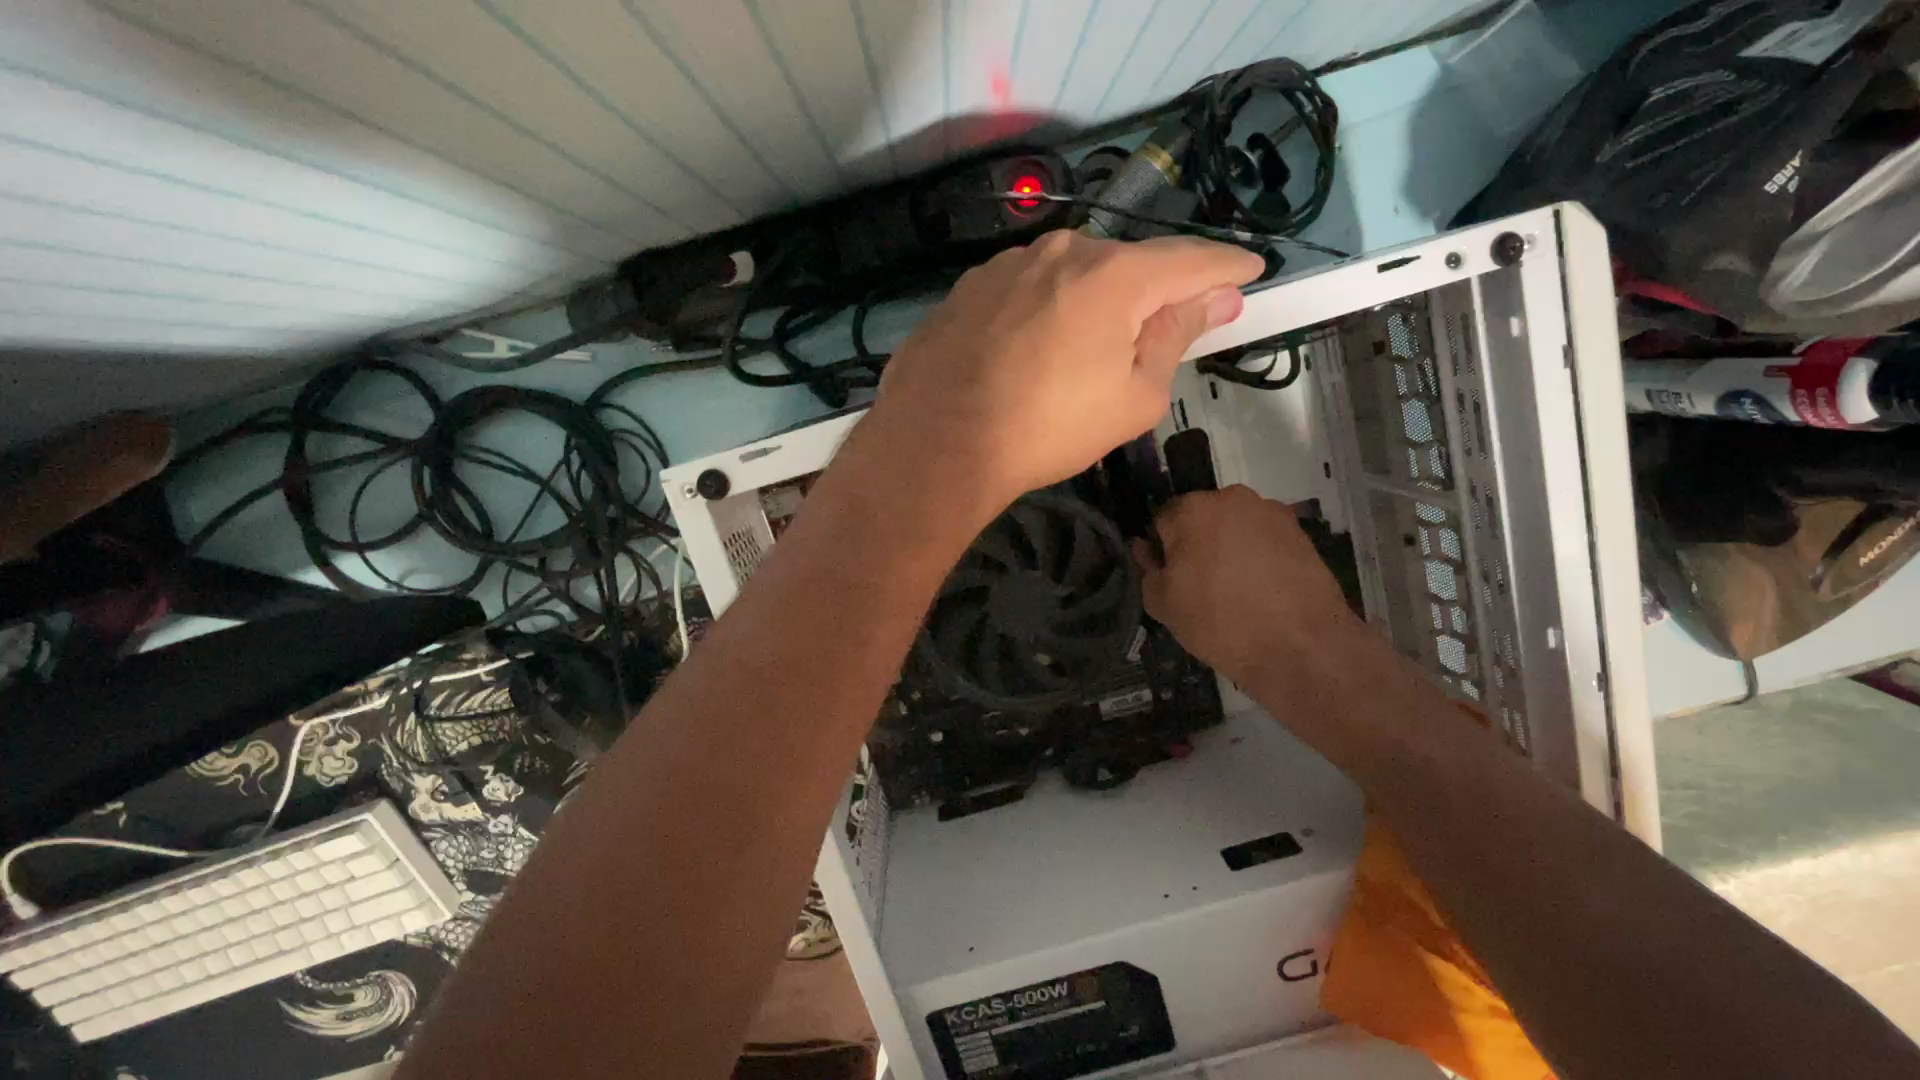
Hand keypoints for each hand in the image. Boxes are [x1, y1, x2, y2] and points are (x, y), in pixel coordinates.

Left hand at [861, 232, 1261, 513]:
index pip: (1190, 259)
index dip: (1226, 268)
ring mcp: (1007, 265)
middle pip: (1128, 265)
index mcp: (1114, 274)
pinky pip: (1028, 291)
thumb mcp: (1133, 397)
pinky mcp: (969, 288)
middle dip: (1156, 292)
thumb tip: (1215, 298)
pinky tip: (1037, 350)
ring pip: (1073, 275)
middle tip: (1173, 324)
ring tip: (1094, 348)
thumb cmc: (1047, 429)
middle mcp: (1061, 251)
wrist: (935, 443)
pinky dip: (1048, 311)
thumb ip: (1176, 336)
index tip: (1250, 272)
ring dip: (1095, 301)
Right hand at [1134, 486, 1362, 686]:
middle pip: (1202, 519)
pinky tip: (1264, 591)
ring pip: (1236, 527)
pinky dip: (1260, 557)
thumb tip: (1145, 548)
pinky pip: (1265, 539)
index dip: (1163, 551)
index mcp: (1192, 509)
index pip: (1162, 520)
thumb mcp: (1164, 605)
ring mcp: (1271, 513)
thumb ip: (1147, 570)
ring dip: (1230, 549)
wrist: (1300, 645)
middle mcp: (1232, 499)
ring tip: (1238, 591)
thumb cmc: (1220, 622)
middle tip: (1203, 587)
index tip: (1172, 580)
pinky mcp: (1300, 532)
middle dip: (1198, 545)